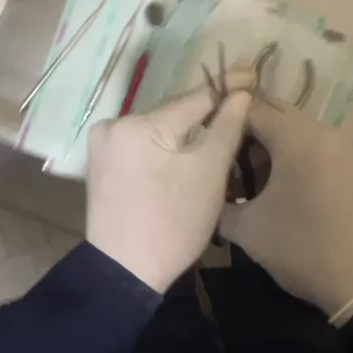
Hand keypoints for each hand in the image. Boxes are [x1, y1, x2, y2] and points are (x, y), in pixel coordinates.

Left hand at [85, 81, 250, 292]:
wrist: (124, 274)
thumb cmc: (172, 224)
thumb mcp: (208, 173)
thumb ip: (226, 127)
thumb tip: (241, 93)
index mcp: (138, 124)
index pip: (194, 99)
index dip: (226, 90)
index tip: (251, 77)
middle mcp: (114, 124)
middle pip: (174, 113)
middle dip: (206, 114)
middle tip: (241, 105)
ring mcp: (104, 144)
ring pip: (160, 128)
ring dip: (187, 131)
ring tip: (220, 127)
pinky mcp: (102, 163)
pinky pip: (145, 144)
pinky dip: (167, 146)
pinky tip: (187, 152)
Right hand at [218, 95, 352, 316]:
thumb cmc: (299, 248)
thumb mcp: (247, 228)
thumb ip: (217, 200)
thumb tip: (203, 185)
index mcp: (296, 138)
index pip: (249, 109)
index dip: (222, 121)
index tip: (204, 141)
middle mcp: (320, 130)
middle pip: (272, 112)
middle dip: (244, 131)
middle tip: (222, 159)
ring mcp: (337, 143)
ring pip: (290, 126)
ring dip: (265, 144)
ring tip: (244, 179)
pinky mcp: (346, 159)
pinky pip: (308, 141)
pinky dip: (286, 152)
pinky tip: (270, 184)